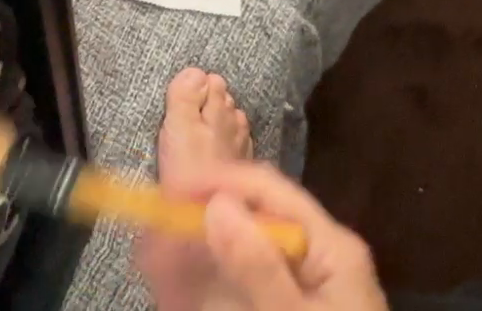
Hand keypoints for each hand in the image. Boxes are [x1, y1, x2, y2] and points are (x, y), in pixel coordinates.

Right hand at [138, 161, 387, 310]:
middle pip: (248, 219)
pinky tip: (177, 292)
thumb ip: (259, 268)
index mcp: (330, 247)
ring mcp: (303, 287)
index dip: (215, 182)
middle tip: (151, 234)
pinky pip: (242, 287)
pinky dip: (209, 286)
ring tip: (153, 261)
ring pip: (239, 254)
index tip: (166, 191)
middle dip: (197, 223)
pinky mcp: (288, 307)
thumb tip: (216, 204)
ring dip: (196, 255)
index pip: (266, 189)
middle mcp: (316, 257)